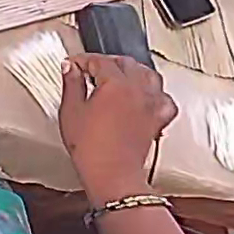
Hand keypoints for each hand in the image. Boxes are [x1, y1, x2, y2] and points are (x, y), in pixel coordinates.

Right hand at [59, 54, 176, 200]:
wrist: (111, 173)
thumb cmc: (91, 147)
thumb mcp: (71, 110)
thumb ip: (71, 83)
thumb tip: (70, 68)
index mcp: (116, 84)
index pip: (99, 61)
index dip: (82, 60)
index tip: (72, 64)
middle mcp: (139, 90)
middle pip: (125, 63)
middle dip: (105, 62)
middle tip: (88, 68)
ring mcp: (152, 104)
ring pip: (148, 74)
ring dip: (131, 71)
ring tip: (116, 76)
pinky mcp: (158, 119)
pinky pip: (162, 97)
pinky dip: (153, 92)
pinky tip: (143, 95)